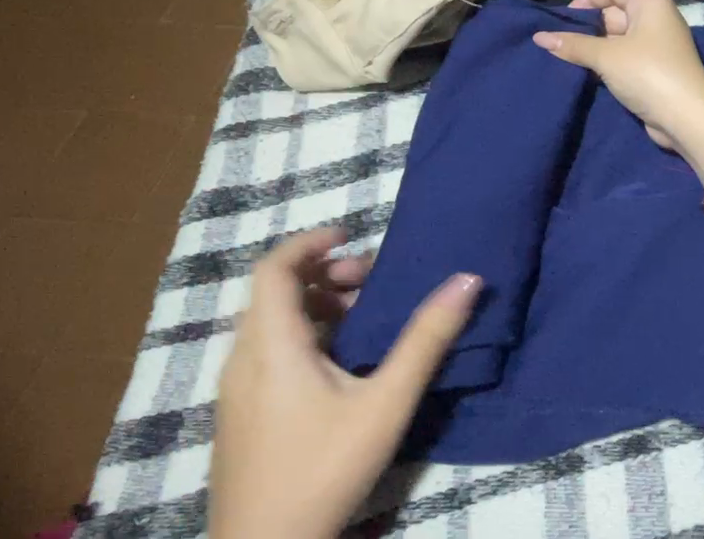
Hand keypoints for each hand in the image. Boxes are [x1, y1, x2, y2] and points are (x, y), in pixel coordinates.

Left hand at [210, 226, 481, 538]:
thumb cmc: (324, 469)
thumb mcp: (387, 402)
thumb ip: (426, 339)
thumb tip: (468, 279)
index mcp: (271, 347)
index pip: (273, 269)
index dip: (309, 242)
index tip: (352, 235)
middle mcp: (243, 361)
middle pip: (274, 294)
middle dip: (323, 275)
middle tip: (371, 284)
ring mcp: (236, 393)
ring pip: (269, 324)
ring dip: (314, 306)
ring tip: (363, 320)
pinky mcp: (240, 417)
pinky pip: (265, 352)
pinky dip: (302, 336)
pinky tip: (340, 366)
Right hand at [532, 0, 703, 165]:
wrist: (686, 117)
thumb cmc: (648, 74)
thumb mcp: (607, 57)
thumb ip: (573, 45)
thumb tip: (540, 37)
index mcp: (651, 4)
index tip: (565, 20)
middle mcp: (656, 19)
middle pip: (614, 10)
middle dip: (587, 25)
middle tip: (560, 42)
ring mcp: (656, 44)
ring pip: (617, 36)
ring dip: (594, 46)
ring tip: (565, 57)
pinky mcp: (653, 68)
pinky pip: (624, 56)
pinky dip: (606, 62)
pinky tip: (584, 72)